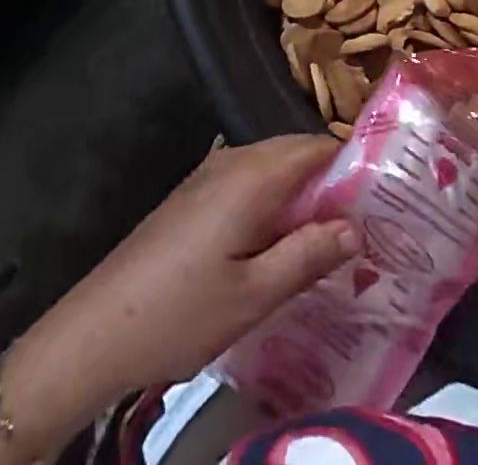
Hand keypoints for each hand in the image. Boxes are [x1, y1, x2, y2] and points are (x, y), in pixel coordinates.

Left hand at [35, 136, 358, 391]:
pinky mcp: (193, 196)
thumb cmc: (181, 312)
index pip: (317, 146)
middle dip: (331, 183)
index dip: (353, 164)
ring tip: (328, 240)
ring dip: (302, 196)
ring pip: (273, 169)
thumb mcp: (256, 293)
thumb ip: (310, 253)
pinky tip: (281, 244)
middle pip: (296, 153)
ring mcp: (207, 176)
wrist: (95, 331)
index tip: (381, 198)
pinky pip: (249, 184)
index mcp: (252, 176)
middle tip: (361, 227)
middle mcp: (231, 161)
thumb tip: (355, 227)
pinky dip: (275, 203)